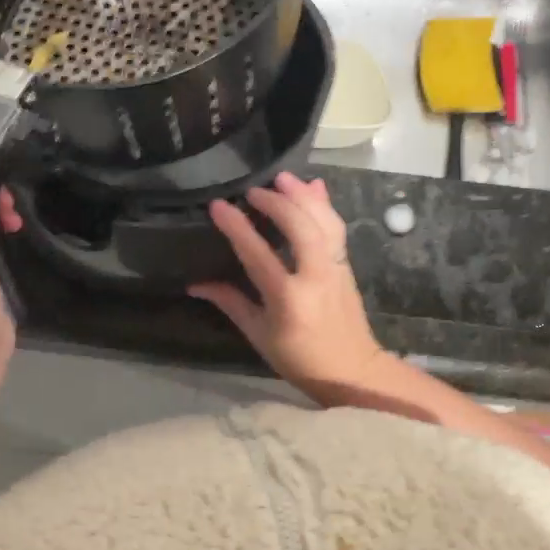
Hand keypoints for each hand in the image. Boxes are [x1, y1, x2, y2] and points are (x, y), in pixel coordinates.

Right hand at [189, 172, 391, 404]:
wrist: (353, 372)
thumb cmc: (300, 360)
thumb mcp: (259, 336)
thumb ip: (231, 303)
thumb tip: (196, 284)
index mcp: (288, 299)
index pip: (258, 254)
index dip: (237, 227)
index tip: (218, 206)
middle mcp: (316, 277)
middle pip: (299, 227)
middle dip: (276, 202)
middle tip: (253, 190)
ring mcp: (336, 268)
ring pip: (323, 221)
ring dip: (303, 195)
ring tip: (283, 178)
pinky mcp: (348, 264)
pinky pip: (336, 227)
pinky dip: (324, 205)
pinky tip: (314, 187)